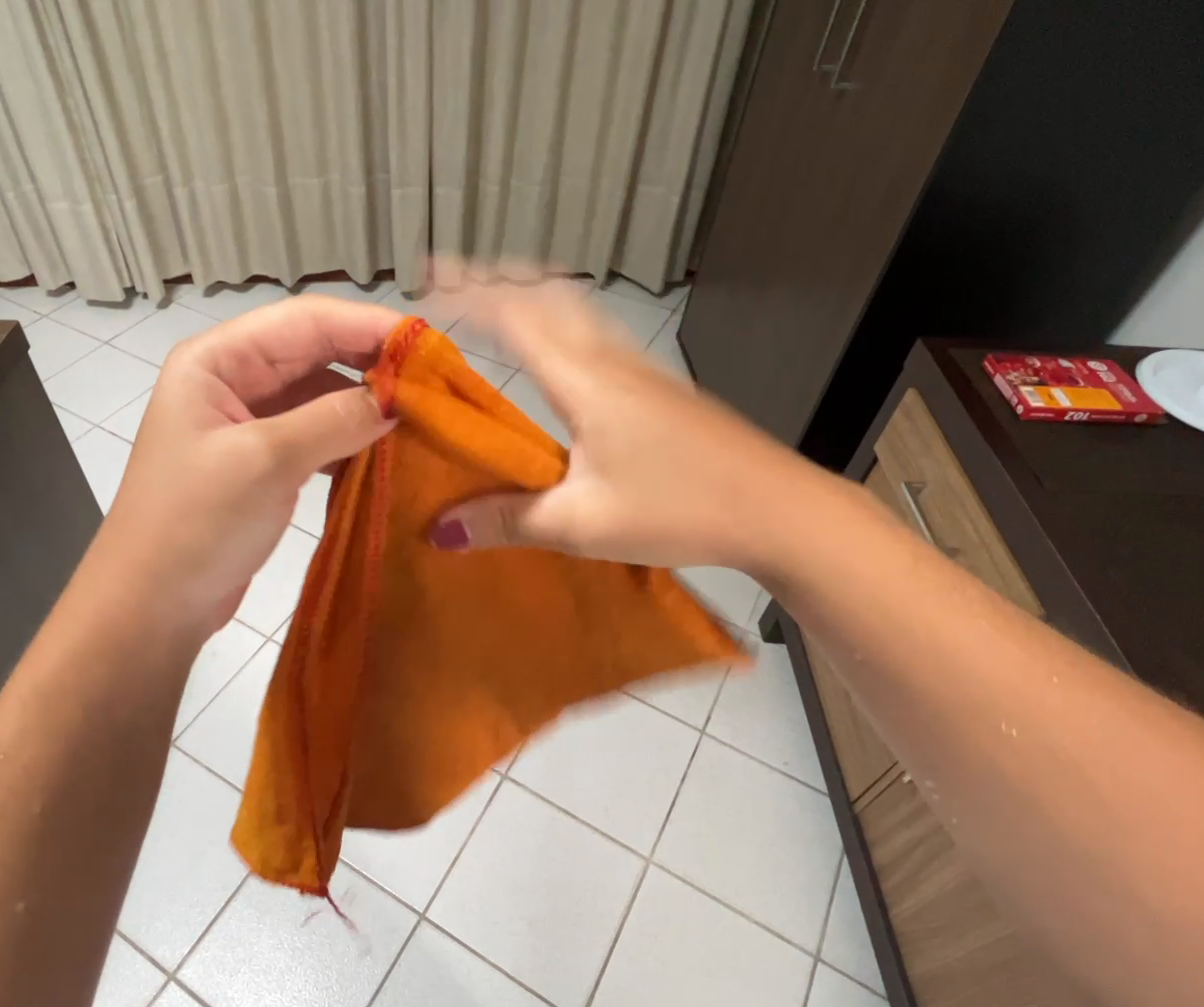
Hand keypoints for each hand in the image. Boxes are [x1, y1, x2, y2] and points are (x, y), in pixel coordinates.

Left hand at [86, 295, 399, 642]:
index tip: (429, 346)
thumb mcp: (265, 463)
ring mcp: (248, 422)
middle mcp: (232, 379)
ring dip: (367, 403)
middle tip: (436, 383)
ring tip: (421, 416)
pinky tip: (386, 450)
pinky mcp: (264, 462)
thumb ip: (334, 420)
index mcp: (216, 360)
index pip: (306, 320)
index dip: (370, 325)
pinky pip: (318, 433)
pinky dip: (351, 439)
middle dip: (374, 363)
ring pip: (321, 394)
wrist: (152, 606)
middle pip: (316, 351)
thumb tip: (400, 398)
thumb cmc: (194, 525)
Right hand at [428, 271, 812, 570]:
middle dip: (496, 281)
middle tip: (453, 278)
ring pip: (579, 311)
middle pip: (548, 297)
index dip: (467, 294)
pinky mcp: (664, 389)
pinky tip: (568, 353)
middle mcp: (612, 360)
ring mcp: (644, 370)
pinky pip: (601, 334)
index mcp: (585, 380)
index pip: (514, 318)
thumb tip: (438, 531)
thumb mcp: (582, 524)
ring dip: (534, 296)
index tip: (426, 282)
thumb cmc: (679, 509)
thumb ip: (508, 520)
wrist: (777, 508)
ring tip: (501, 299)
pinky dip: (566, 322)